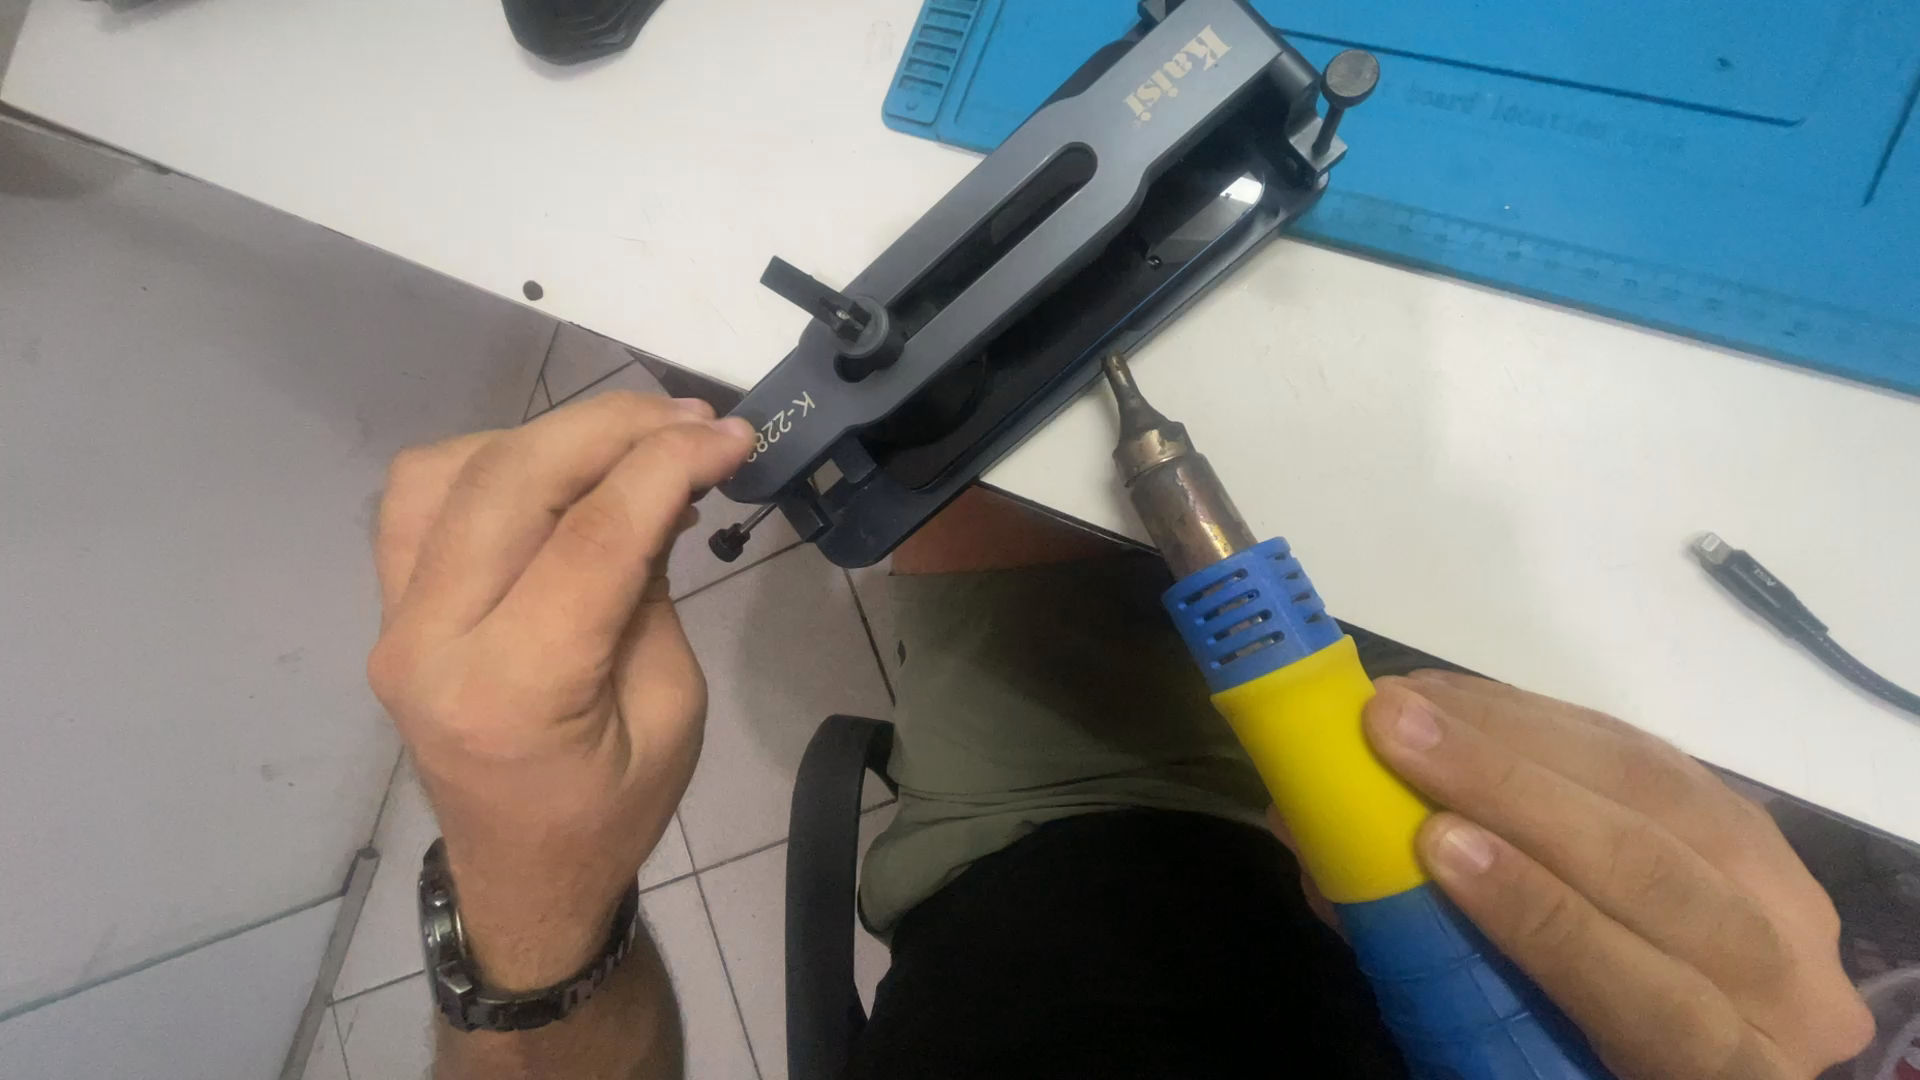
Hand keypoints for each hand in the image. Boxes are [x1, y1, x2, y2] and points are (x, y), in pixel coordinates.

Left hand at [367, 392, 754, 989]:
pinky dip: (498, 458)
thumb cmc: (616, 808)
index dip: (671, 466)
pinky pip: (424, 497)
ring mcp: (395, 620)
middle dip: (612, 426)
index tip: (736, 436)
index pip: (597, 536)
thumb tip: (657, 495)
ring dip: (548, 434)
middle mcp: (432, 641)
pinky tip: (562, 470)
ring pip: (449, 469)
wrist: (522, 874)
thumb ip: (652, 592)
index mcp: (520, 688)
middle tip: (692, 418)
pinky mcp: (393, 608)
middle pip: (511, 479)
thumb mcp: (672, 705)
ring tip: (630, 440)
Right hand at [1365, 670, 1872, 1078]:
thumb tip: (1302, 836)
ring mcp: (1770, 880)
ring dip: (1507, 731)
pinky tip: (1446, 693)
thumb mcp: (1500, 1023)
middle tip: (1389, 729)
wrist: (1689, 996)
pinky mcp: (1726, 804)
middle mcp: (1780, 978)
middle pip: (1660, 875)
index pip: (1659, 1004)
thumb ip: (1415, 944)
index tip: (1434, 842)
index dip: (1543, 917)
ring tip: (1402, 695)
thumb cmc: (1565, 1027)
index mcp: (1728, 1071)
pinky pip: (1630, 741)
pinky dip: (1525, 712)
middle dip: (1510, 789)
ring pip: (1655, 788)